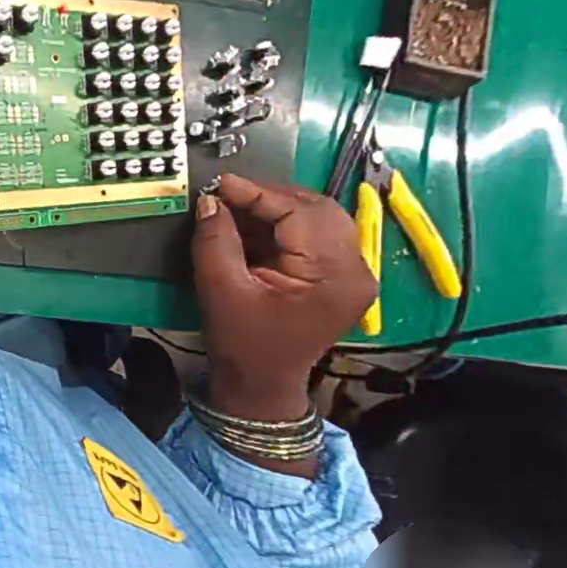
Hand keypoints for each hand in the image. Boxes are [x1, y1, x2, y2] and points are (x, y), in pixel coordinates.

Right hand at [190, 174, 376, 421]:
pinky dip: (282, 225)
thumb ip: (215, 241)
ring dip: (277, 208)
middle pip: (318, 209)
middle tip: (227, 194)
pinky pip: (314, 235)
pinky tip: (251, 226)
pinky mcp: (339, 276)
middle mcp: (357, 269)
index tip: (219, 184)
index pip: (301, 213)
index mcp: (334, 275)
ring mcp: (353, 273)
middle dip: (270, 197)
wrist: (259, 384)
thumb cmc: (240, 343)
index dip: (258, 193)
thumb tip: (209, 201)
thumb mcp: (220, 290)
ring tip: (236, 207)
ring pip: (319, 218)